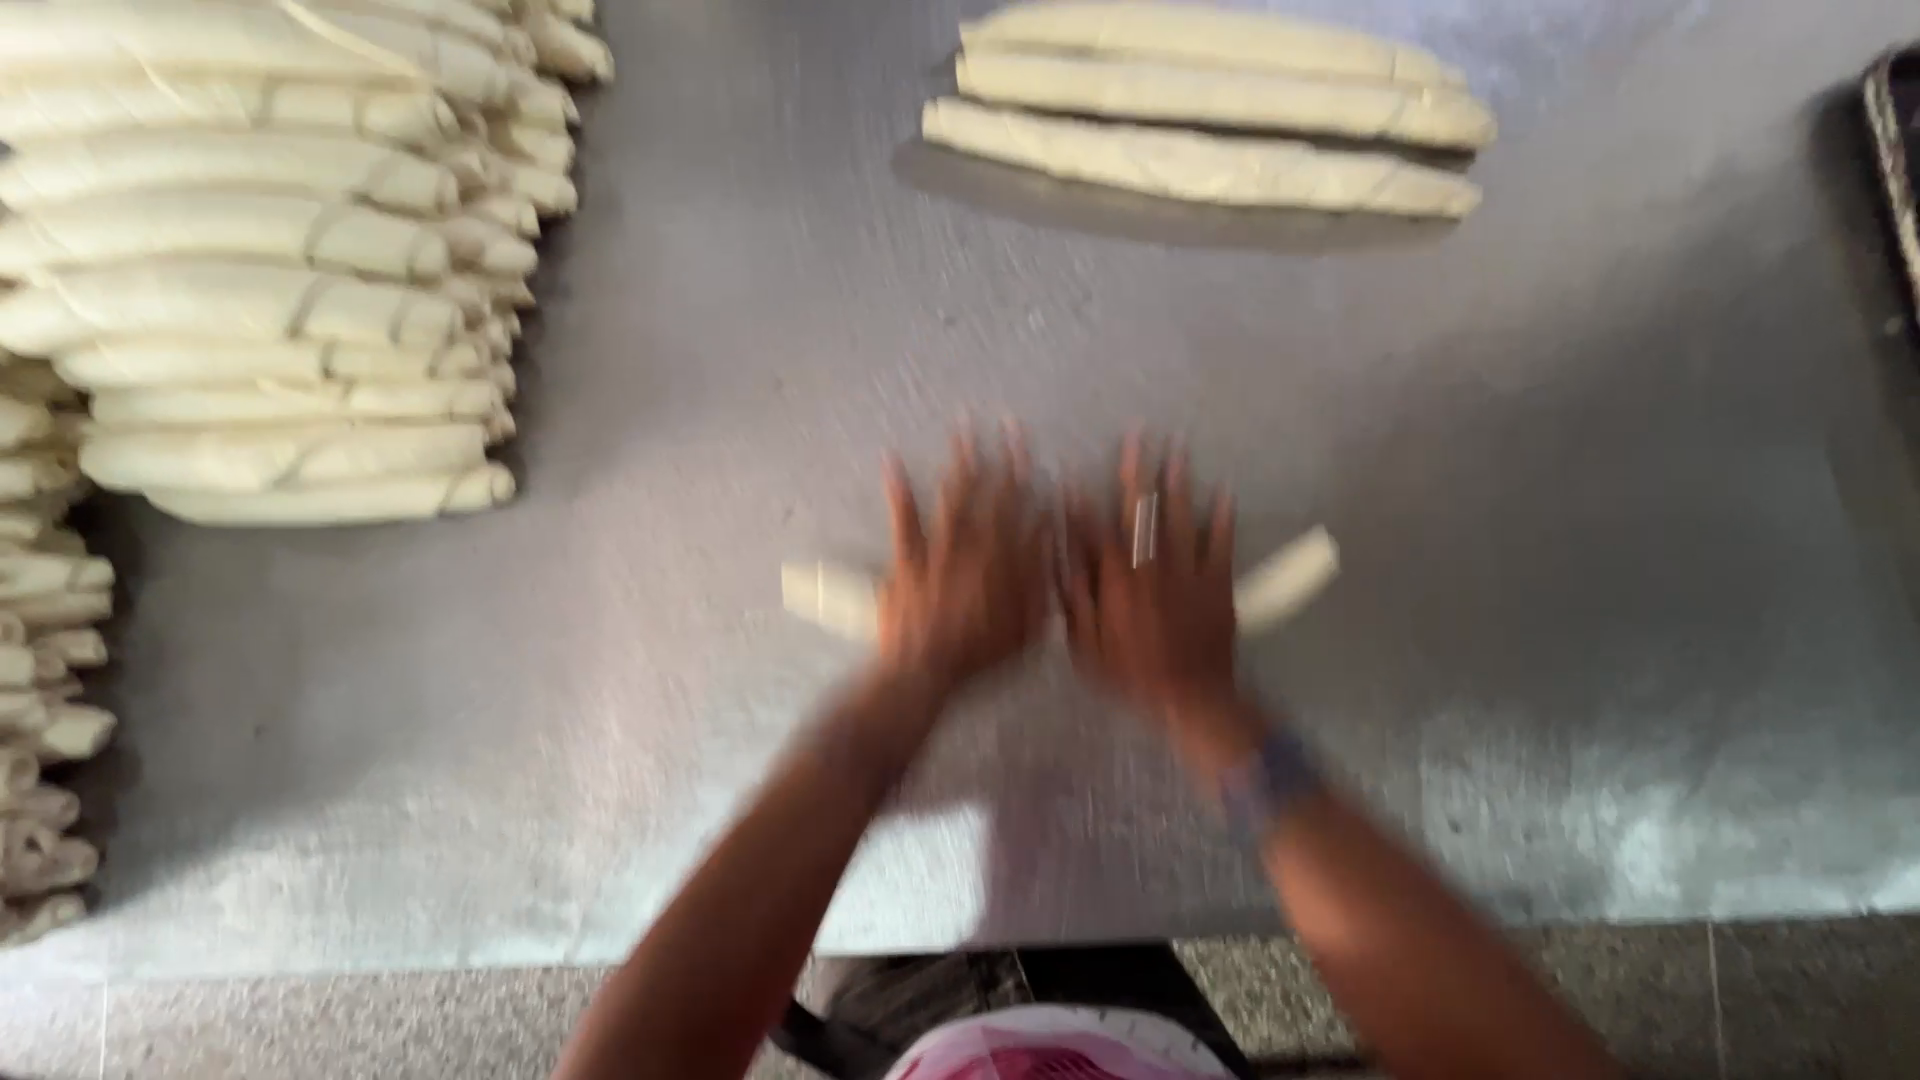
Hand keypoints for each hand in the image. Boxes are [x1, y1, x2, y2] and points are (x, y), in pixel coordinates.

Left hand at [876, 423, 1052, 697]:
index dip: (1030, 479)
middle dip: (1002, 456)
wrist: (925, 670)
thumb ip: (1041, 583)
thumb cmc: (980, 655)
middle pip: (993, 493)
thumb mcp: (1027, 628)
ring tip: (965, 429)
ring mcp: (939, 548)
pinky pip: (904, 518)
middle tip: (1006, 425)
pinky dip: (898, 490)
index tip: (1034, 451)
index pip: (1025, 510)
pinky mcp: (908, 558)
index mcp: (1006, 561)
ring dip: (960, 461)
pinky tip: (893, 461)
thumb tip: (1050, 544)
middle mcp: (975, 546)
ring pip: (954, 496)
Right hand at [1059, 432, 1260, 768]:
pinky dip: (1223, 516)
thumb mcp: (1086, 646)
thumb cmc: (1130, 674)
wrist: (1189, 697)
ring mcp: (1188, 570)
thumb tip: (1062, 556)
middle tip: (1139, 436)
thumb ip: (1074, 597)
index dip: (1083, 502)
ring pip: (1180, 516)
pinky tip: (1224, 491)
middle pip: (1142, 509)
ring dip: (1178, 480)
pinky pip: (1221, 542)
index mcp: (1117, 580)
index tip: (1075, 475)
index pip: (1096, 530)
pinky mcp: (1217, 582)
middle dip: (1138, 470)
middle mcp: (1152, 565)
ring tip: (1177, 448)